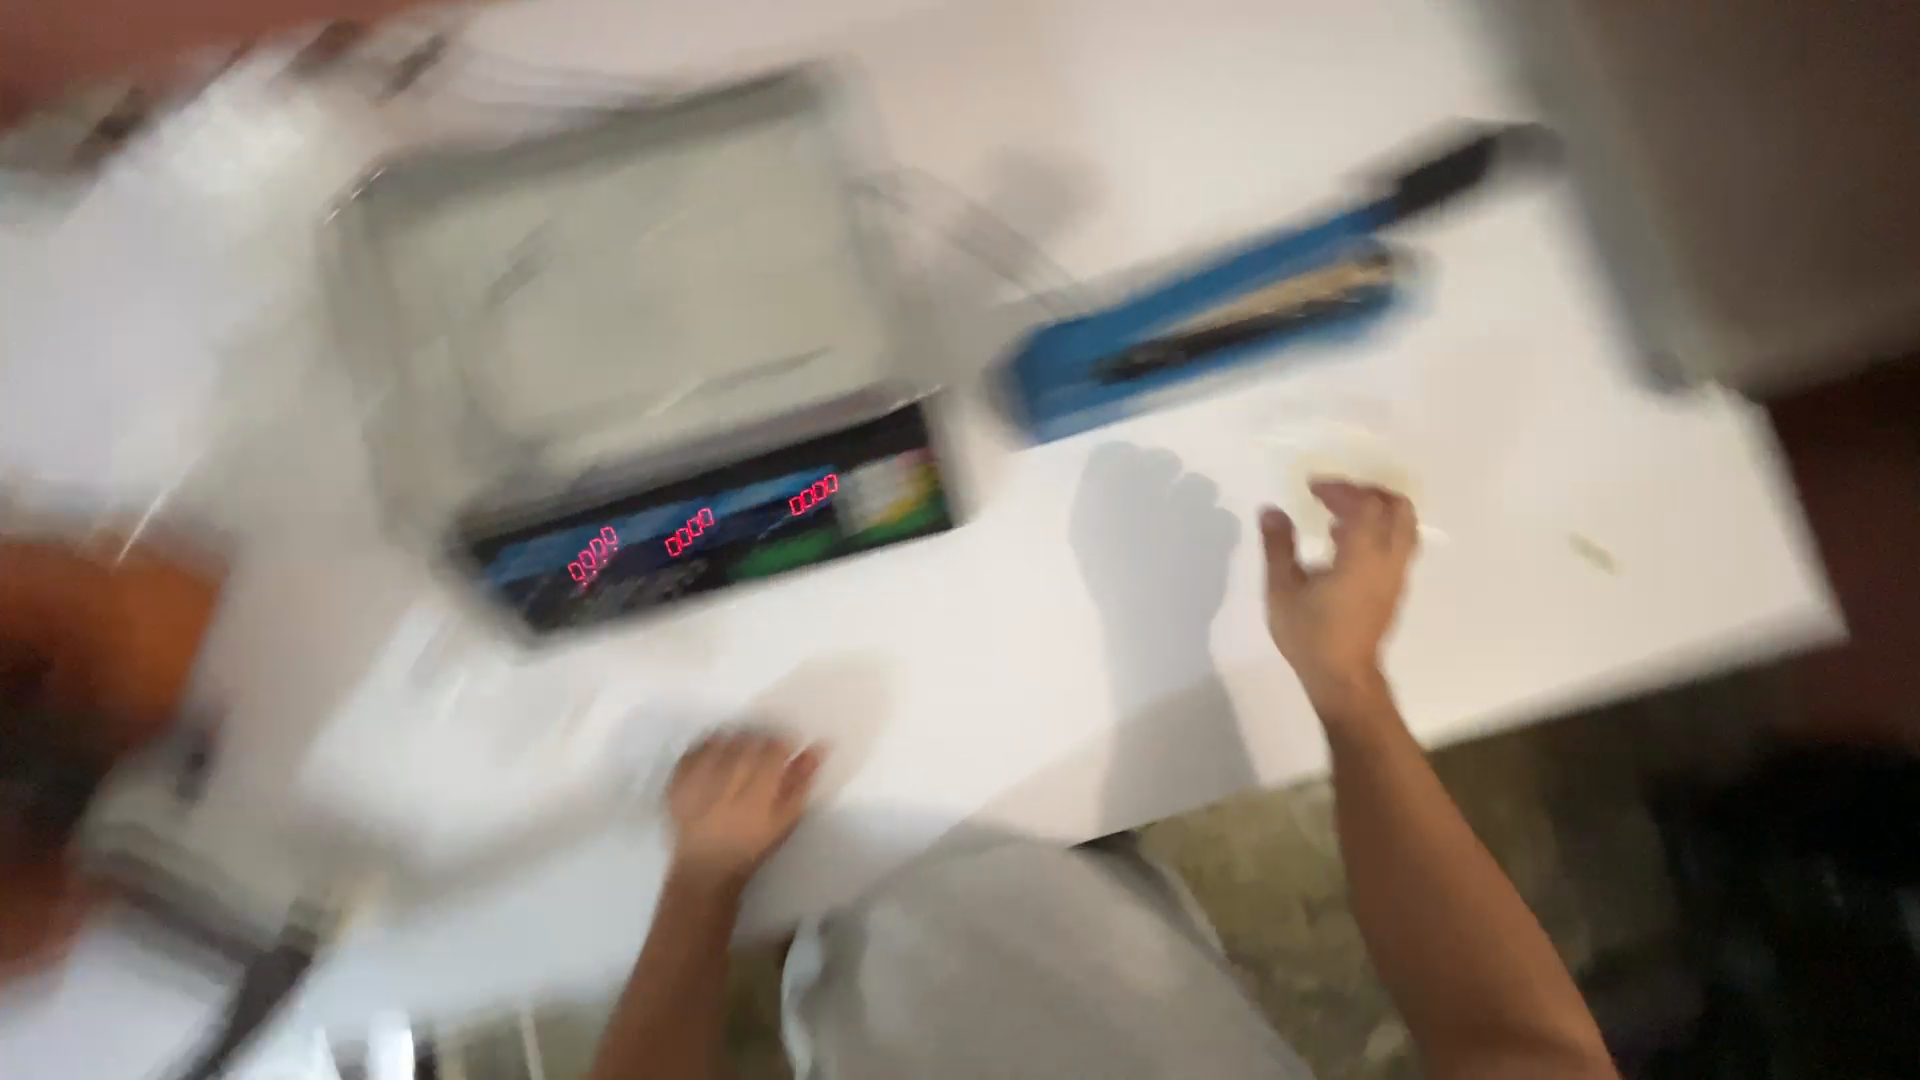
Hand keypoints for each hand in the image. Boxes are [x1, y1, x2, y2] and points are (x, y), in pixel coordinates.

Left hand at [666, 732, 821, 889]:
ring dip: (732, 737)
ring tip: (741, 741)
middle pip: (743, 749)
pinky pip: (689, 756)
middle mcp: (725, 795)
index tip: (784, 742)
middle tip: (764, 738)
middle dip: (757, 737)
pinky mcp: (675, 791)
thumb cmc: (752, 845)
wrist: (706, 870)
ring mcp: (696, 792)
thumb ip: (802, 781)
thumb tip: (820, 747)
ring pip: (717, 747)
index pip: (771, 757)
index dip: (780, 743)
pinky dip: (703, 745)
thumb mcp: (784, 819)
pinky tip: (714, 747)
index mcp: (756, 803)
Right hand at [1260, 481, 1416, 714]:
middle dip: (1366, 492)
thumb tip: (1271, 511)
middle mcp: (1388, 561)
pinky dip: (1379, 528)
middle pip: (1397, 508)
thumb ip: (1278, 546)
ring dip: (1377, 509)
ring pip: (1405, 525)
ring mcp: (1397, 575)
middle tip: (1333, 493)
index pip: (1363, 506)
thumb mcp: (1281, 589)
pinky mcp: (1395, 588)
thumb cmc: (1309, 635)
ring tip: (1340, 513)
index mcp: (1361, 558)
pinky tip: (1346, 540)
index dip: (1339, 489)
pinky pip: (1399, 543)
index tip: (1311, 487)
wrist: (1342, 677)